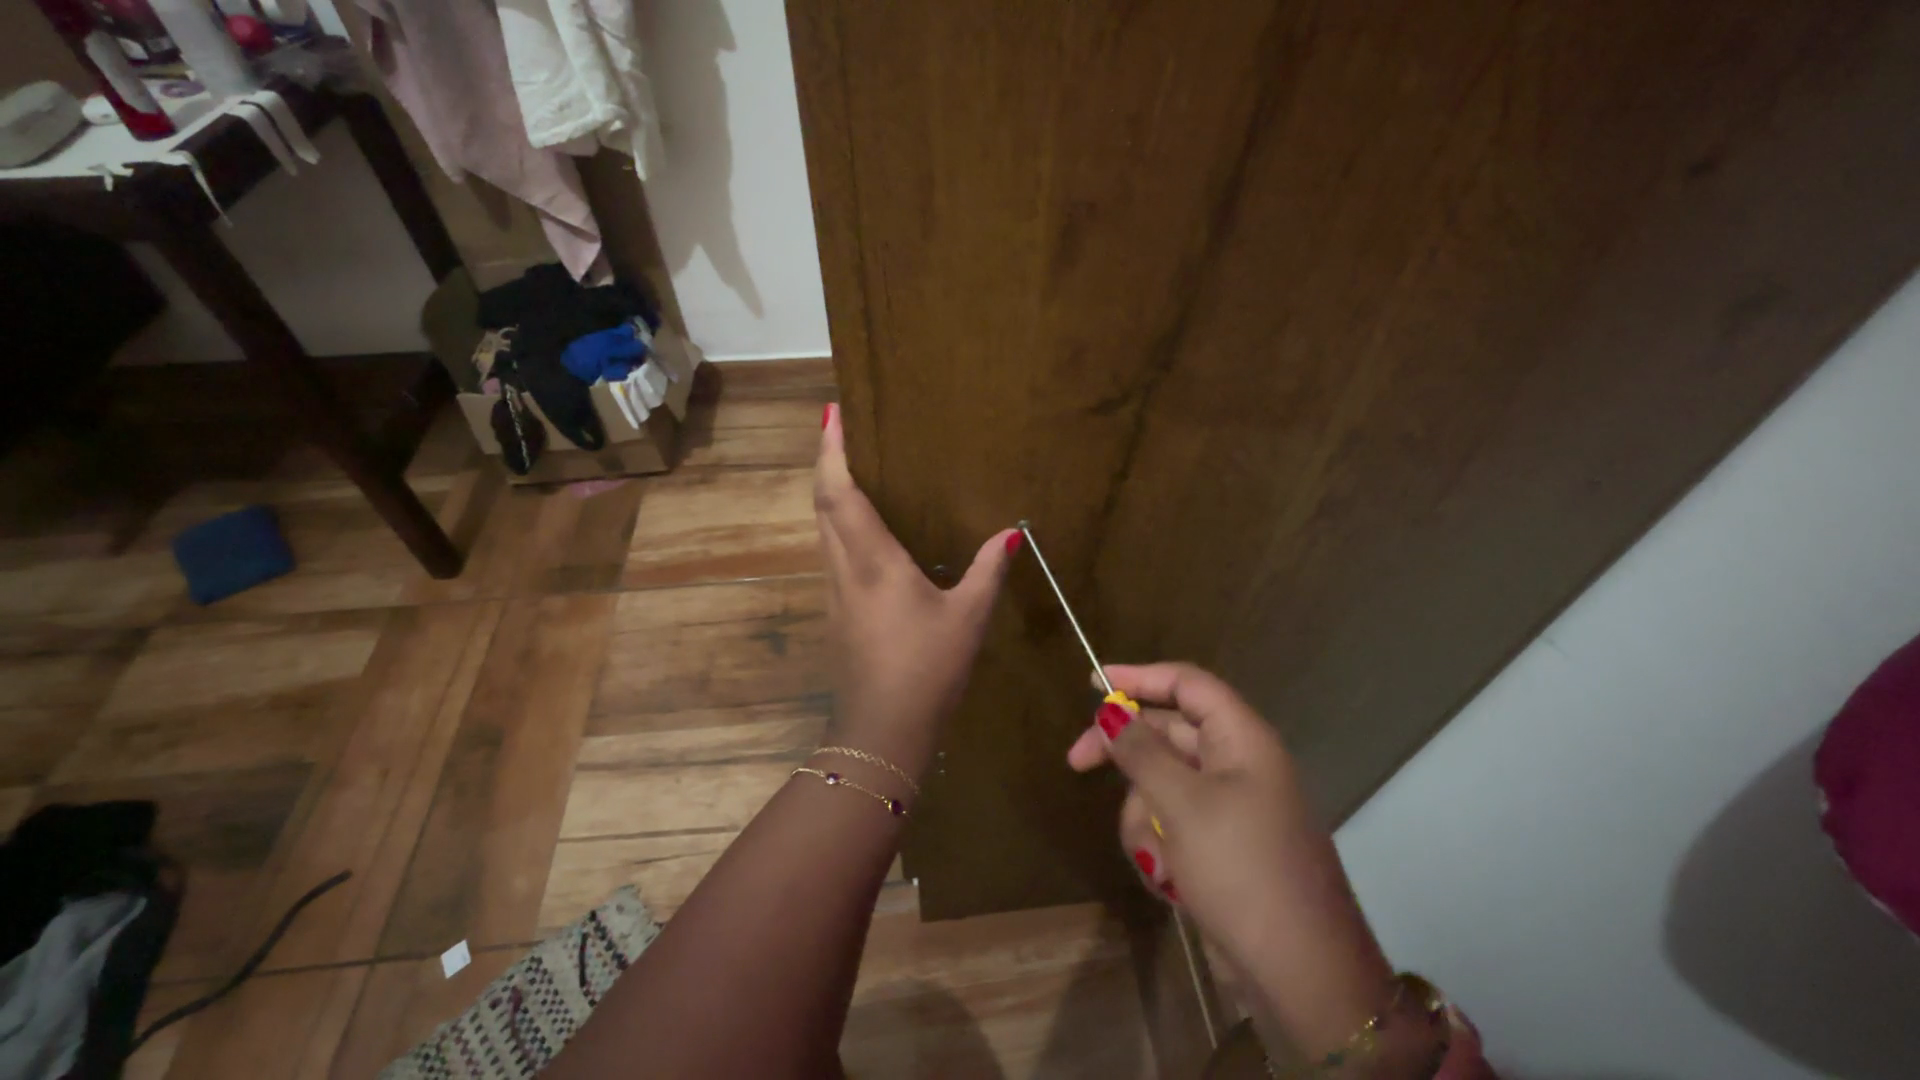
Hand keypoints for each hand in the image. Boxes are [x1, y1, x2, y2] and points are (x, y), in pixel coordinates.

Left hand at [815, 403, 1015, 778]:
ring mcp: (835, 591)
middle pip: (821, 503)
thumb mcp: (968, 617)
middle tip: (842, 429)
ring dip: (829, 493)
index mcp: (874, 561)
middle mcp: (844, 568)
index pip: (840, 493)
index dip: (831, 451)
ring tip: (851, 467)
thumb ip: (988, 571)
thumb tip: (1012, 534)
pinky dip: (837, 523)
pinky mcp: (837, 611)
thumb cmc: (928, 668)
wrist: (882, 728)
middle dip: (826, 461)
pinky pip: (830, 551)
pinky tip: (861, 527)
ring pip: (821, 528)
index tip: (831, 413)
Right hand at [1067, 663, 1400, 1061]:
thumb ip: (1140, 752)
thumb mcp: (1181, 804)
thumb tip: (1108, 711)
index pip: (1188, 685)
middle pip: (1169, 735)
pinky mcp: (1223, 848)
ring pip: (1164, 787)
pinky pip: (1175, 827)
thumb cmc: (1240, 869)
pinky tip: (1168, 882)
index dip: (1139, 677)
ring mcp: (1232, 809)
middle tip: (1076, 764)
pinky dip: (1161, 848)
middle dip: (1127, 756)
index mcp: (1242, 740)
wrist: (1299, 969)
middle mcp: (1239, 765)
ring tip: (1155, 857)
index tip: (1091, 682)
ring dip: (1145, 818)